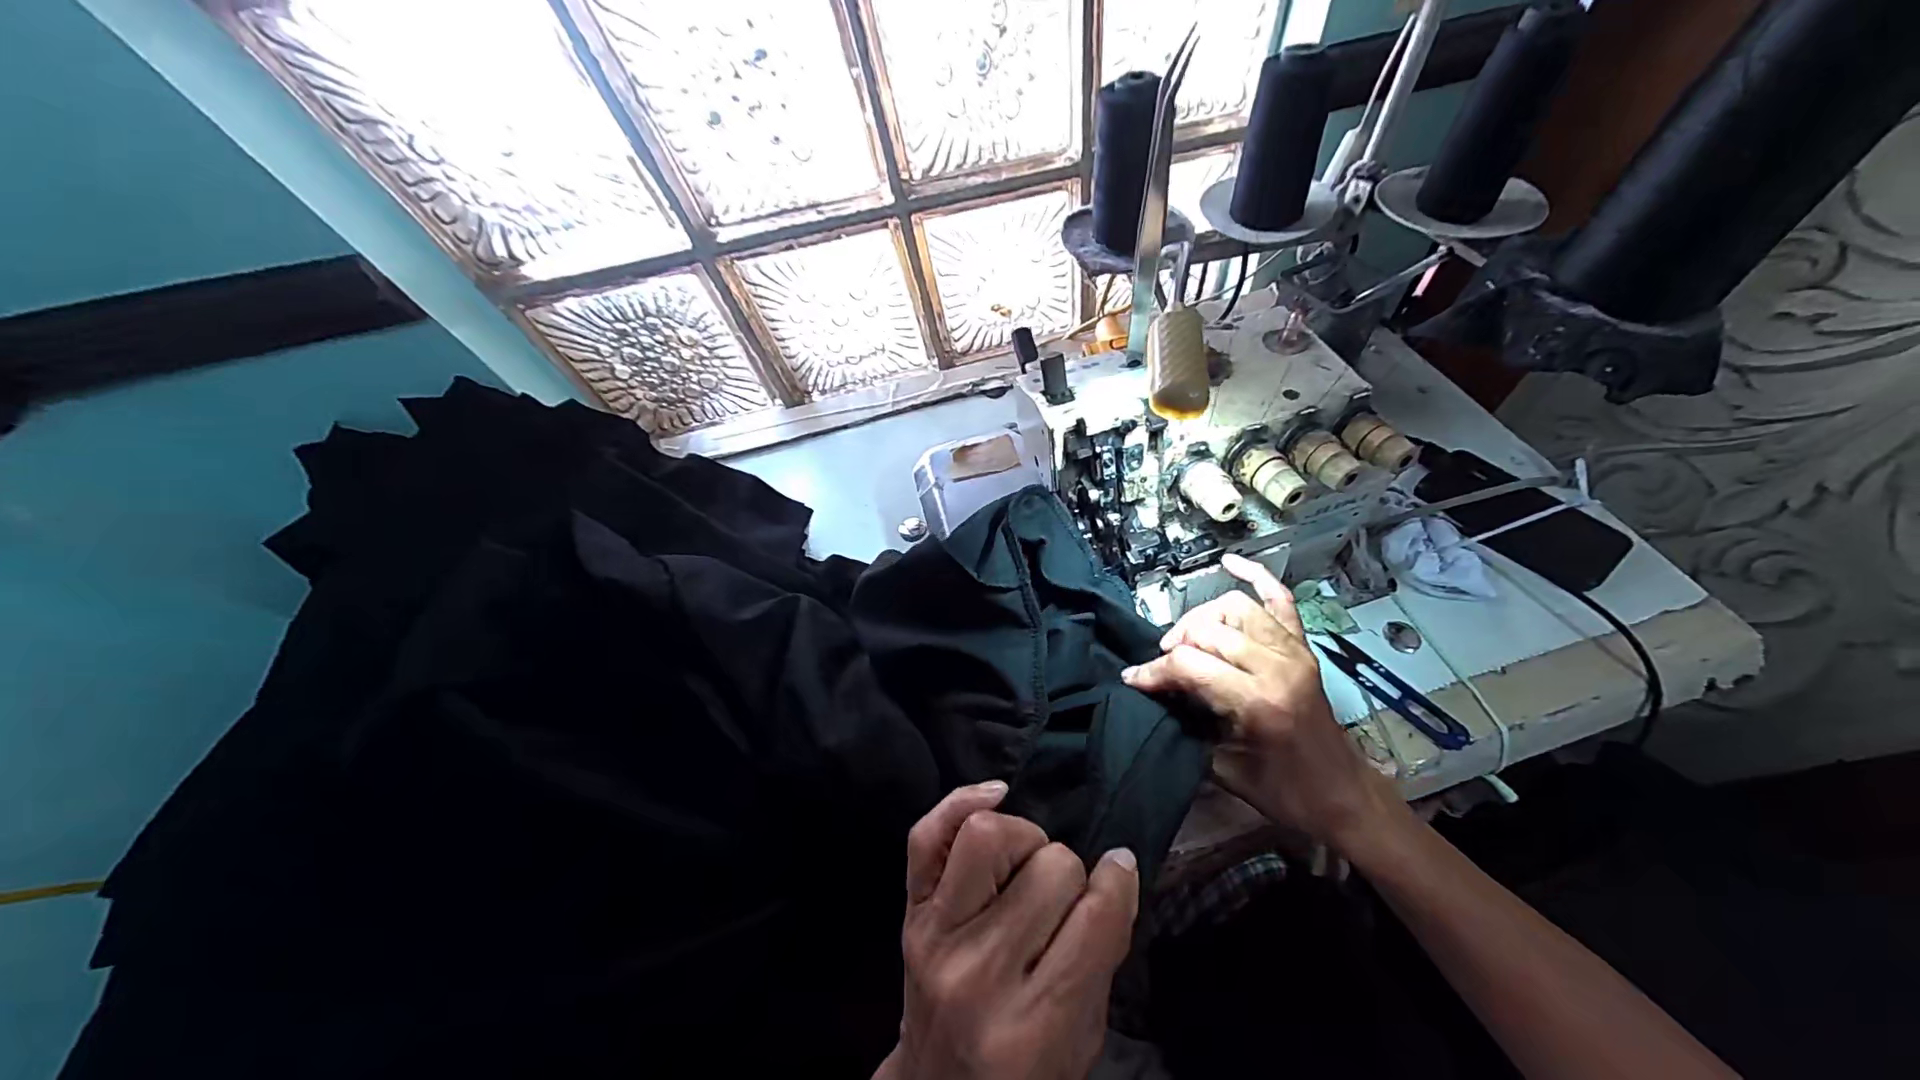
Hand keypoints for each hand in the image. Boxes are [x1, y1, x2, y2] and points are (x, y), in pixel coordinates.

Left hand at [874, 782, 1138, 1079]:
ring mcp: (936, 937)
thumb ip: (1103, 953)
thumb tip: (1120, 868)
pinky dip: (962, 802)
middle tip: (1063, 896)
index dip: (1118, 883)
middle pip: (1050, 868)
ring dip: (1024, 838)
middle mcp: (979, 973)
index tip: (1120, 870)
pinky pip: (925, 835)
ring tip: (1027, 865)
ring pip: (989, 836)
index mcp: (1036, 1023)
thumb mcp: (1082, 1035)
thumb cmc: (1025, 1069)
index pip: (1094, 917)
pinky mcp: (909, 913)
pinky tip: (996, 796)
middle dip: (1070, 874)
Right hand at [1120, 553, 1410, 859]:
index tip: (1133, 680)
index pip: (1189, 663)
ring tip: (1188, 641)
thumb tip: (1156, 693)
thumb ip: (1189, 724)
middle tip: (1160, 669)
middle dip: (1173, 646)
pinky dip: (1257, 577)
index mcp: (1259, 700)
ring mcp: (1295, 651)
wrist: (1343, 795)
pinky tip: (1231, 564)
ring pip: (1235, 608)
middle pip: (1207, 630)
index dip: (1153, 671)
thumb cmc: (1285, 792)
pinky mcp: (1305, 647)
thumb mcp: (1224, 769)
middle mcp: (1278, 665)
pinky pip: (1280, 599)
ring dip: (1203, 620)